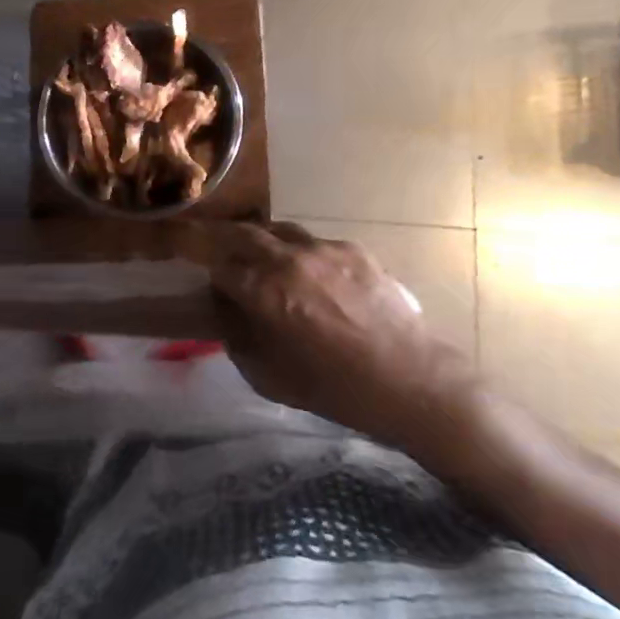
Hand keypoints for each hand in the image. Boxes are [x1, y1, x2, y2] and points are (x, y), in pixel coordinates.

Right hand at [209, 223, 472, 450]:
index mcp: (263, 291)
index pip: (219, 266)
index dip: (211, 276)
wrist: (408, 380)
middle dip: (223, 240)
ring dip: (261, 240)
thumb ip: (238, 340)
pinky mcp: (353, 249)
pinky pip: (315, 243)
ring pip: (278, 230)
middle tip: (220, 252)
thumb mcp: (269, 377)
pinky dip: (301, 253)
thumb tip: (227, 315)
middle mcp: (289, 259)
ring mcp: (324, 249)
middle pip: (242, 233)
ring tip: (262, 256)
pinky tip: (311, 275)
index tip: (213, 288)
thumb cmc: (333, 388)